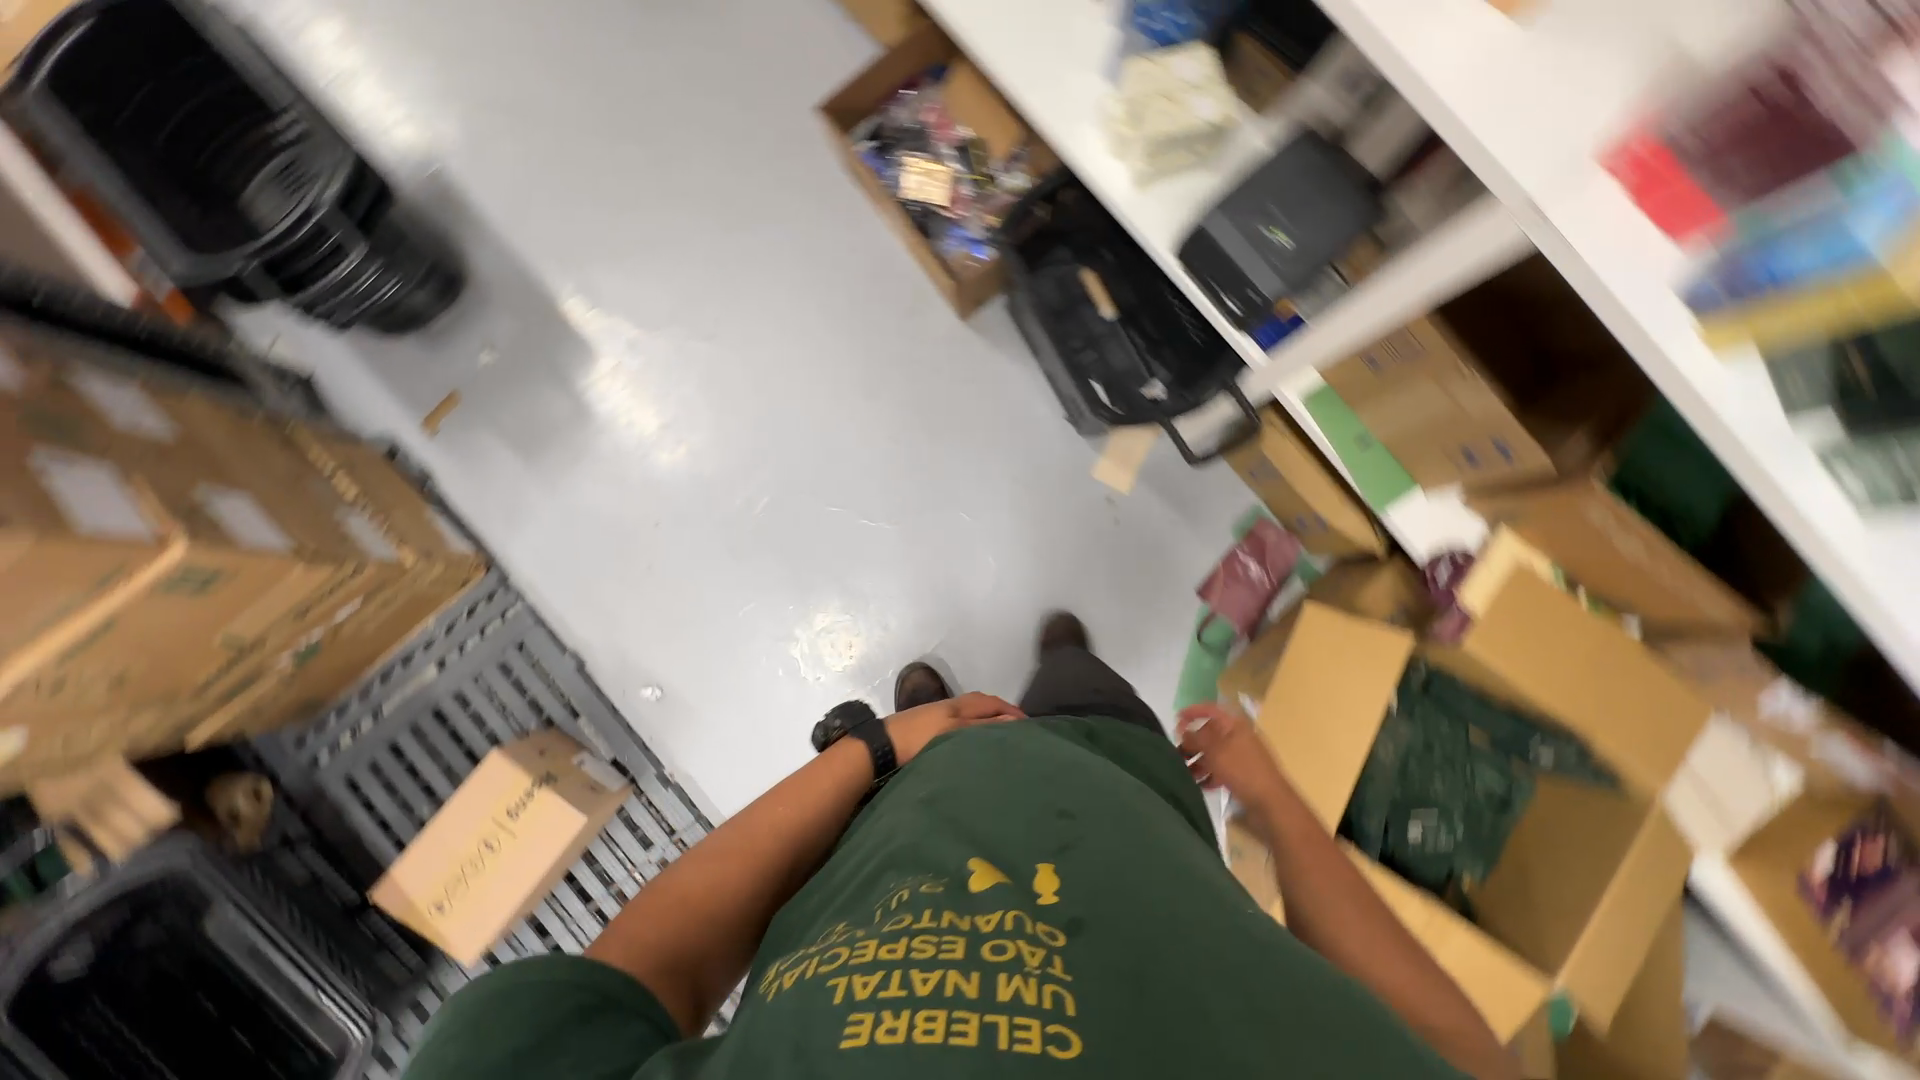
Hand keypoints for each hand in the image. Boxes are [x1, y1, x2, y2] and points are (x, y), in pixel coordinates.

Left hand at [884, 692, 1024, 765]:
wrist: (881, 746)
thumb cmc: (919, 738)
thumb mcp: (953, 733)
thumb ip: (982, 727)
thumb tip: (1012, 720)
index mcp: (959, 705)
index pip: (992, 702)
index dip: (1011, 711)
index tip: (1030, 725)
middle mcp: (951, 706)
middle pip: (982, 705)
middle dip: (1002, 713)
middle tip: (1019, 731)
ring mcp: (939, 717)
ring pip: (971, 715)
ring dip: (987, 721)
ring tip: (1001, 738)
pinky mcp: (930, 729)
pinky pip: (961, 724)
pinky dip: (974, 729)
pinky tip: (974, 743)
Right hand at [1176, 703, 1289, 810]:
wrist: (1272, 802)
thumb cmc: (1242, 770)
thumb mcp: (1215, 751)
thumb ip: (1196, 739)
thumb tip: (1184, 731)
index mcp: (1234, 725)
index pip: (1211, 710)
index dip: (1193, 712)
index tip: (1176, 720)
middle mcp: (1238, 737)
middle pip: (1210, 734)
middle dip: (1192, 743)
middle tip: (1176, 755)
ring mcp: (1242, 756)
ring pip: (1214, 753)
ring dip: (1198, 762)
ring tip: (1184, 774)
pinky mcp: (1243, 774)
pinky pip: (1221, 769)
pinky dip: (1209, 775)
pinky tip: (1199, 785)